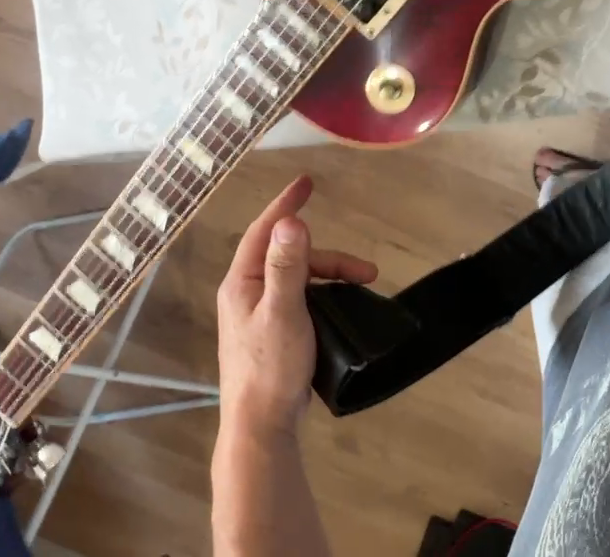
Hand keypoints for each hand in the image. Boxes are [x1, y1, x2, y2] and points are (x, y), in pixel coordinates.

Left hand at [215, 177, 377, 439]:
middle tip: (367, 271)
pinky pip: (302, 297)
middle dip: (331, 258)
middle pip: (291, 257)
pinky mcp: (274, 333)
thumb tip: (292, 221)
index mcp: (242, 284)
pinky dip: (325, 293)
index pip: (263, 231)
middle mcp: (247, 294)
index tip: (307, 182)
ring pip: (299, 278)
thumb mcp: (283, 312)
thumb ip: (287, 266)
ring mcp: (259, 315)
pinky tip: (343, 305)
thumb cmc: (270, 367)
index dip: (285, 205)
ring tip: (364, 287)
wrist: (262, 426)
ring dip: (332, 275)